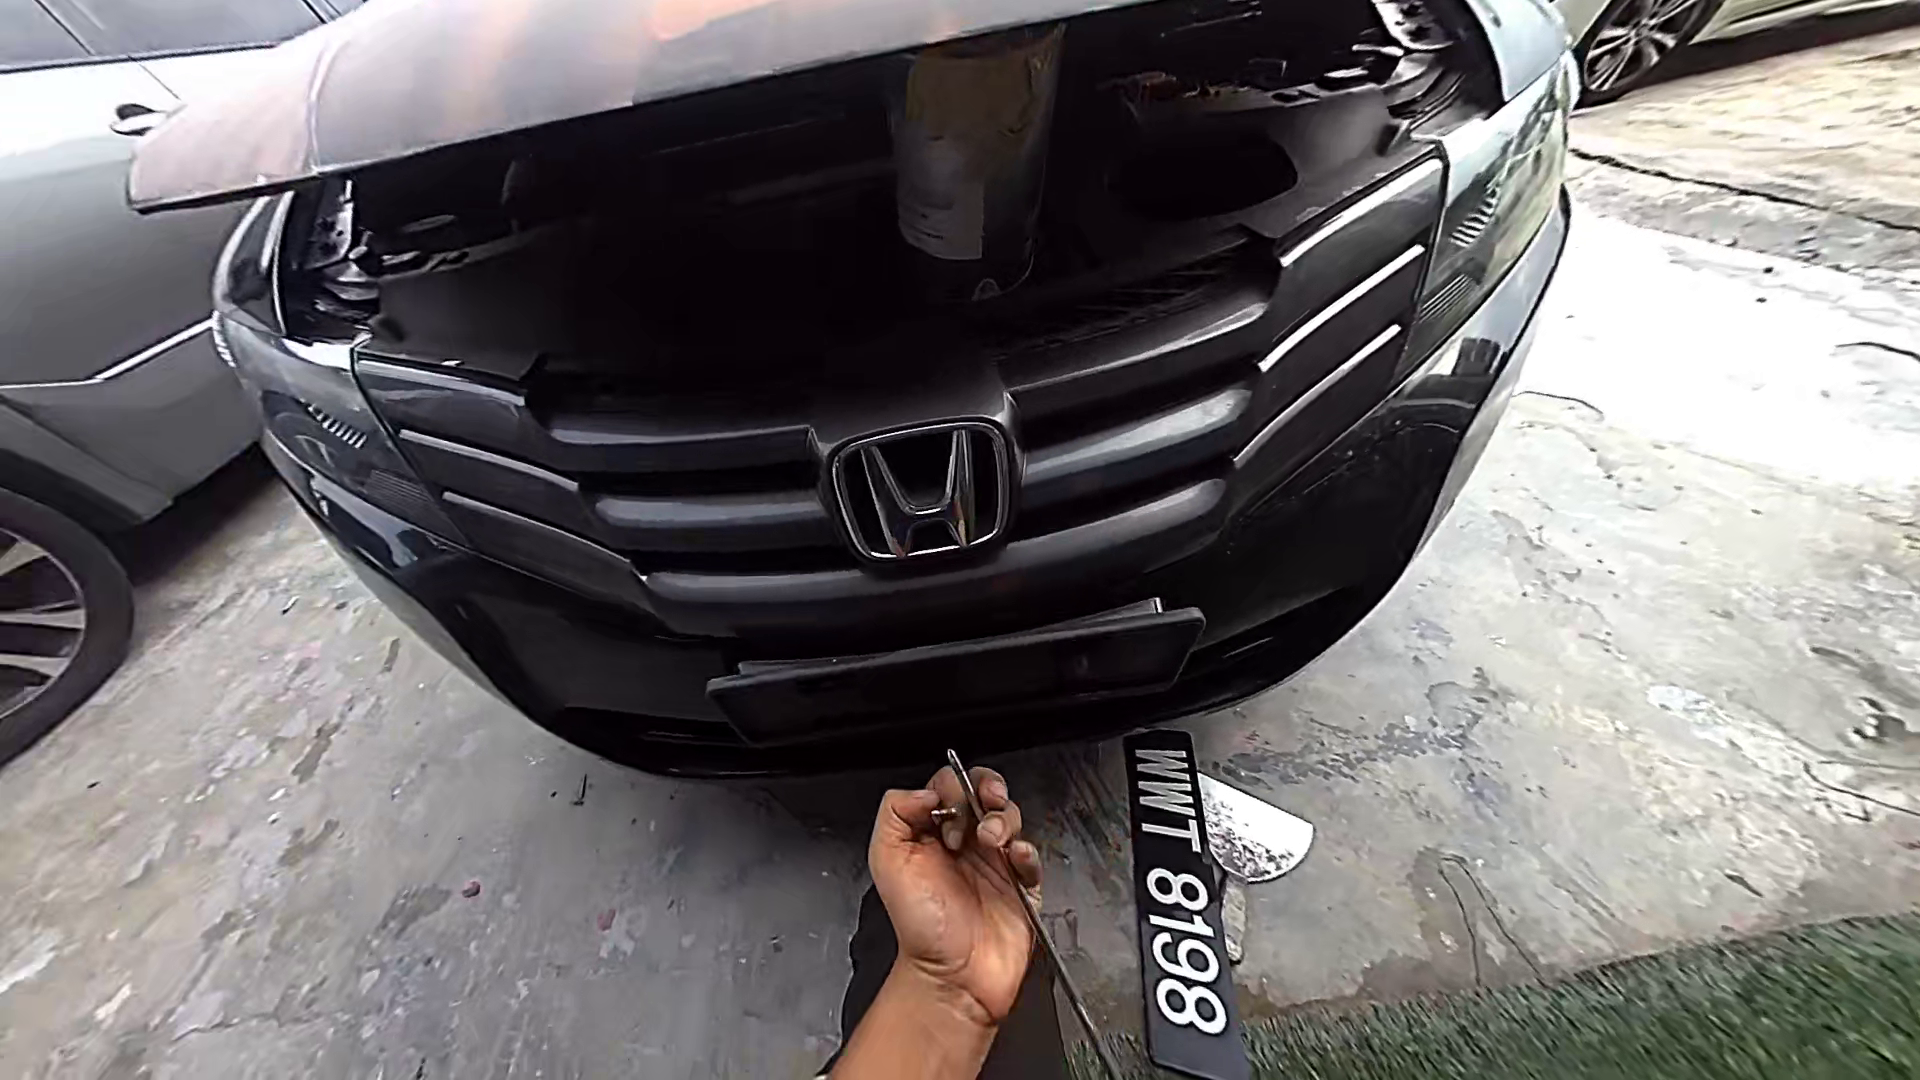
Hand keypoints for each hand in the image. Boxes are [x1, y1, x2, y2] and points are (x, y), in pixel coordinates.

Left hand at [868, 766, 1042, 1027]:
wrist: (949, 978)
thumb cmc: (918, 924)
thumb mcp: (886, 859)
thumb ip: (895, 812)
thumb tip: (926, 790)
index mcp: (935, 828)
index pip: (951, 784)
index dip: (953, 790)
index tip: (945, 816)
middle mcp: (966, 839)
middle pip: (985, 789)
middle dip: (989, 786)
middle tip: (986, 801)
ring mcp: (995, 859)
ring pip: (1010, 814)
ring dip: (1004, 818)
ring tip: (991, 840)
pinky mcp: (1021, 883)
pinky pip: (1033, 853)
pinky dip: (1027, 849)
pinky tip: (1013, 858)